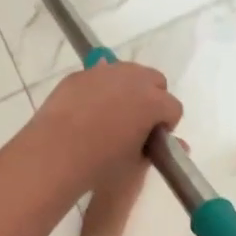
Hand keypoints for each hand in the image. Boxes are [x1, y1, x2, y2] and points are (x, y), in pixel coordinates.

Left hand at [31, 62, 183, 191]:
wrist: (56, 153)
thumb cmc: (101, 164)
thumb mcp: (135, 163)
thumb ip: (157, 150)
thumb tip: (179, 146)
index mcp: (153, 101)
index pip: (173, 108)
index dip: (166, 125)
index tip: (153, 140)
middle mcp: (133, 78)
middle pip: (155, 81)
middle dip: (152, 99)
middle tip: (136, 123)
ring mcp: (104, 71)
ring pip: (127, 73)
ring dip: (127, 89)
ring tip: (111, 114)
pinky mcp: (80, 74)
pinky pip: (99, 76)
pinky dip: (100, 89)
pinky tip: (87, 110)